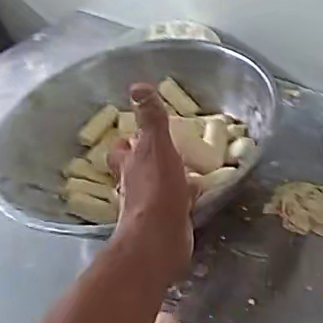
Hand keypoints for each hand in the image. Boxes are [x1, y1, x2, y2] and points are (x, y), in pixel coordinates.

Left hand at [106, 83, 192, 276]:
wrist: (161, 237)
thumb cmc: (157, 190)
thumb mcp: (157, 147)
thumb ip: (151, 118)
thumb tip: (138, 85)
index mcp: (131, 164)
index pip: (123, 149)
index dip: (128, 142)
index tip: (137, 134)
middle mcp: (135, 184)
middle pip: (136, 169)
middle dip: (146, 161)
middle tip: (165, 150)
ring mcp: (151, 205)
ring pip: (157, 186)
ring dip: (168, 178)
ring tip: (187, 168)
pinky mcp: (170, 220)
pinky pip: (178, 203)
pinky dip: (185, 197)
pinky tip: (198, 193)